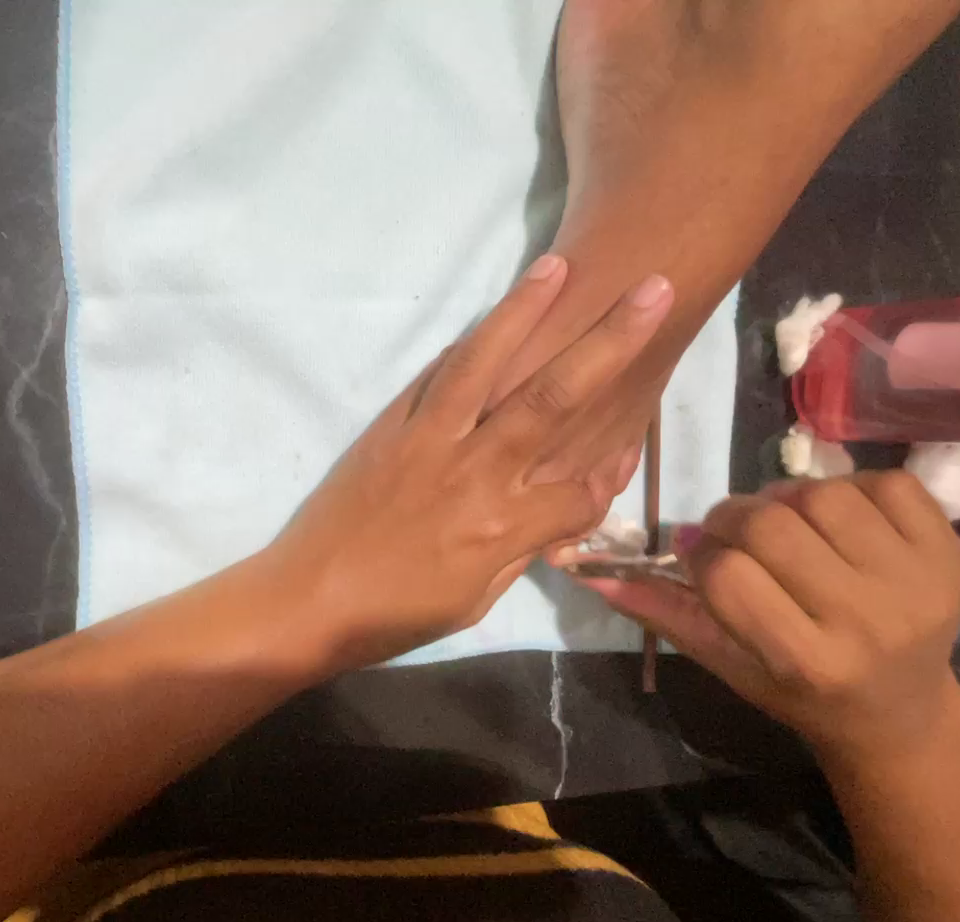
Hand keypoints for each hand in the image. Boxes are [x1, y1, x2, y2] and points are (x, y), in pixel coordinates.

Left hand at [260, 257, 675, 669]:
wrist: (306, 600)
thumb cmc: (392, 617)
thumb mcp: (471, 602)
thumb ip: (515, 554)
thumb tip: (547, 524)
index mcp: (502, 527)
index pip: (579, 490)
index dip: (604, 481)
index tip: (610, 469)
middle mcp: (475, 471)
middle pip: (554, 398)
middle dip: (610, 342)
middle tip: (653, 287)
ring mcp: (427, 440)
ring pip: (483, 366)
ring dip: (523, 311)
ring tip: (558, 266)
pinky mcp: (387, 428)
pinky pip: (429, 379)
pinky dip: (461, 347)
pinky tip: (484, 321)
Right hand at [568, 472, 959, 762]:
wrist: (899, 710)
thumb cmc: (796, 692)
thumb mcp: (724, 664)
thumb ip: (664, 614)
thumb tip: (593, 575)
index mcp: (806, 660)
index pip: (727, 576)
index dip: (698, 554)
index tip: (697, 556)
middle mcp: (870, 621)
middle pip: (773, 525)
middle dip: (732, 516)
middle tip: (730, 531)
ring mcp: (921, 584)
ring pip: (824, 495)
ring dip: (786, 499)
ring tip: (783, 524)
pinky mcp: (954, 555)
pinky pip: (887, 483)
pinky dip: (848, 488)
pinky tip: (836, 519)